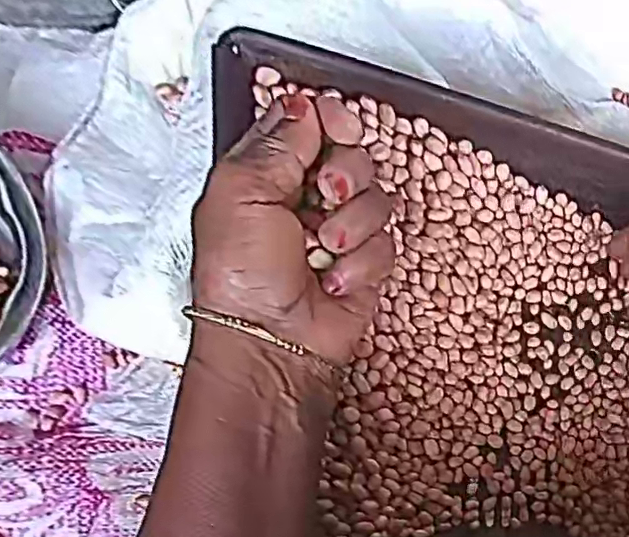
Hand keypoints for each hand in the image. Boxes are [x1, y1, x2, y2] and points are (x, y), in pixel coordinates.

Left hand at [191, 93, 395, 366]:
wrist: (275, 337)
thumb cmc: (243, 273)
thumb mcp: (240, 191)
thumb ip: (277, 145)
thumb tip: (305, 106)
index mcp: (272, 170)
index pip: (313, 125)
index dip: (330, 119)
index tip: (337, 125)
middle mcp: (311, 199)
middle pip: (356, 159)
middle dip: (346, 176)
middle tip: (325, 196)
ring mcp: (344, 234)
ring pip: (379, 204)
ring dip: (353, 226)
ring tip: (324, 250)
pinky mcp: (369, 268)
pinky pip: (388, 247)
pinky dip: (363, 265)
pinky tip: (335, 282)